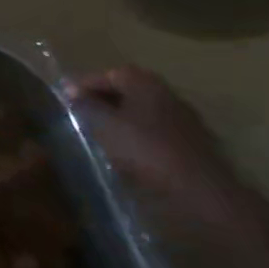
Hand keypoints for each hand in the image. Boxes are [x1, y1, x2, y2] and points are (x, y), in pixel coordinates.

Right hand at [67, 65, 236, 216]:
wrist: (202, 193)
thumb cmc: (147, 151)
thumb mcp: (106, 126)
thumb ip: (86, 106)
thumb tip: (71, 90)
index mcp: (144, 81)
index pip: (107, 74)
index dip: (84, 85)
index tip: (66, 99)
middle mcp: (165, 92)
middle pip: (127, 90)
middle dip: (103, 101)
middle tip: (82, 117)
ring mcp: (183, 117)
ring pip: (142, 112)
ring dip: (122, 120)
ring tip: (101, 138)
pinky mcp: (193, 143)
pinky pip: (156, 132)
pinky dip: (139, 138)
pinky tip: (129, 156)